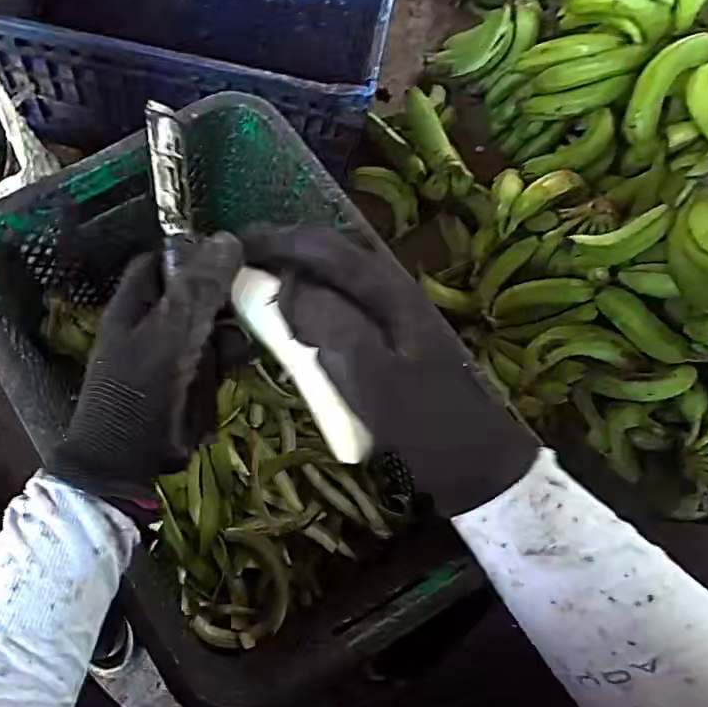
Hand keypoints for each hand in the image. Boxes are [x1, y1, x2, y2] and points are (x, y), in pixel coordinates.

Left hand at [49, 234, 244, 501]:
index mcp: (136, 300)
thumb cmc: (140, 388)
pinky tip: (237, 365)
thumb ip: (199, 287)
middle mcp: (156, 320)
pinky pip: (219, 357)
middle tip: (250, 299)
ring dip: (231, 332)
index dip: (198, 253)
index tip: (234, 255)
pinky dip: (231, 359)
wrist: (129, 458)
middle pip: (200, 291)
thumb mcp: (170, 331)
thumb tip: (228, 239)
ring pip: (216, 324)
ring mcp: (176, 351)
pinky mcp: (193, 379)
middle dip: (225, 297)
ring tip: (236, 346)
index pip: (167, 258)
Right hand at [241, 225, 537, 514]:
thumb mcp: (376, 382)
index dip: (273, 242)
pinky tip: (290, 320)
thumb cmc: (426, 428)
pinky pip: (338, 302)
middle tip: (235, 267)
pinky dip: (306, 300)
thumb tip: (287, 287)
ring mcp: (392, 312)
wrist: (476, 464)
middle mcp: (390, 290)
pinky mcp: (388, 335)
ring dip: (291, 271)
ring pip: (332, 275)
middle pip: (327, 251)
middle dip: (279, 250)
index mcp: (388, 292)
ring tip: (253, 286)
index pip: (321, 247)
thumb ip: (333, 327)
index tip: (230, 250)